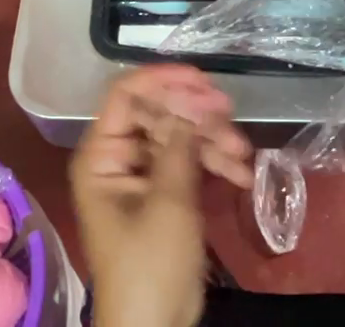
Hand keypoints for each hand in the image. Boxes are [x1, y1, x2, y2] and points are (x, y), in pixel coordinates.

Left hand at [71, 65, 253, 326]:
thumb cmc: (150, 266)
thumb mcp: (168, 203)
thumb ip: (178, 145)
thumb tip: (190, 101)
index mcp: (101, 155)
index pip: (126, 96)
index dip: (162, 80)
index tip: (203, 80)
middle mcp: (118, 157)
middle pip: (157, 114)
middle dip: (196, 115)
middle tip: (231, 115)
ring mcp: (142, 175)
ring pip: (178, 136)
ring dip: (212, 141)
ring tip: (243, 156)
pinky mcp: (164, 193)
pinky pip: (188, 162)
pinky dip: (213, 164)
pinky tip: (243, 174)